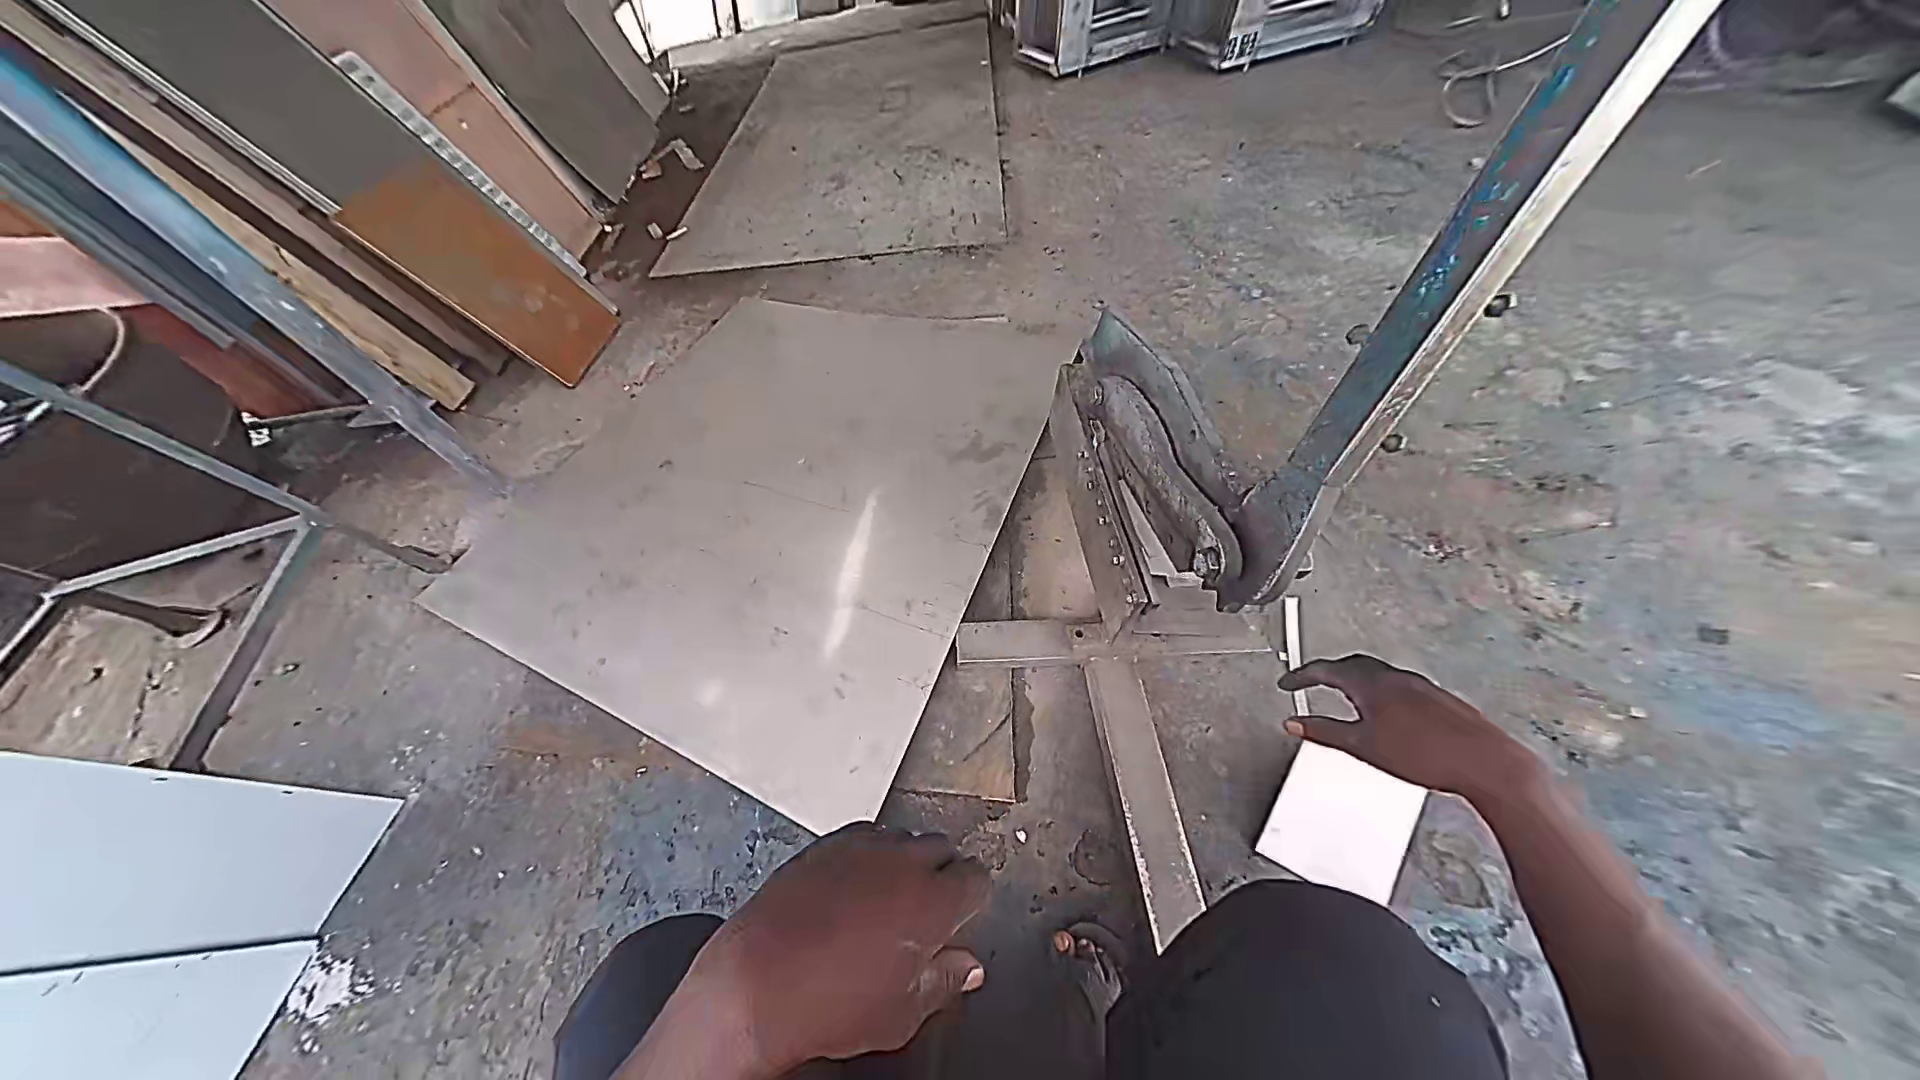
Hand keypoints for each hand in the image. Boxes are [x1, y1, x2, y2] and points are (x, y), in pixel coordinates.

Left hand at [675, 823, 990, 1074]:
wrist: (758, 983)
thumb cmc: (827, 1004)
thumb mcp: (900, 1014)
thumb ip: (944, 982)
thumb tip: (966, 967)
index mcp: (933, 901)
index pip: (976, 878)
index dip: (971, 896)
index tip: (962, 909)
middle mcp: (905, 862)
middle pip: (943, 849)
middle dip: (940, 873)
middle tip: (924, 906)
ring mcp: (866, 845)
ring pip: (904, 838)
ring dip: (904, 859)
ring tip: (885, 896)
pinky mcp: (832, 840)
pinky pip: (866, 835)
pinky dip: (868, 852)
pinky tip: (853, 884)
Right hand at [1279, 654, 1540, 801]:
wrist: (1489, 766)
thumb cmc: (1430, 756)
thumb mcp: (1362, 747)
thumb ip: (1323, 731)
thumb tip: (1295, 723)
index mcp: (1371, 683)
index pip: (1324, 670)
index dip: (1300, 676)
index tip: (1288, 683)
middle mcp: (1395, 677)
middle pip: (1350, 665)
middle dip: (1325, 673)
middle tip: (1309, 682)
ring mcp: (1419, 686)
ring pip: (1376, 674)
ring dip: (1353, 680)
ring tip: (1342, 696)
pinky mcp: (1438, 699)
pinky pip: (1398, 685)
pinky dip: (1379, 691)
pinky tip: (1383, 712)